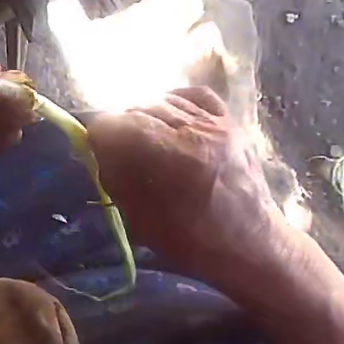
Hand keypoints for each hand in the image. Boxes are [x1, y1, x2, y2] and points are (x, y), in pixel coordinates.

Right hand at [87, 86, 300, 293]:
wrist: (250, 247)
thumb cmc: (191, 241)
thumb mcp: (139, 216)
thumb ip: (116, 177)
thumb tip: (99, 151)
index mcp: (170, 155)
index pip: (117, 123)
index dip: (98, 135)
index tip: (93, 150)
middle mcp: (195, 130)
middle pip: (138, 109)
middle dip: (119, 127)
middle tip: (114, 151)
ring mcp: (217, 124)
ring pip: (165, 101)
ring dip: (144, 117)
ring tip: (139, 140)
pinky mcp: (232, 124)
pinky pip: (197, 96)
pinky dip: (176, 102)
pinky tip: (168, 119)